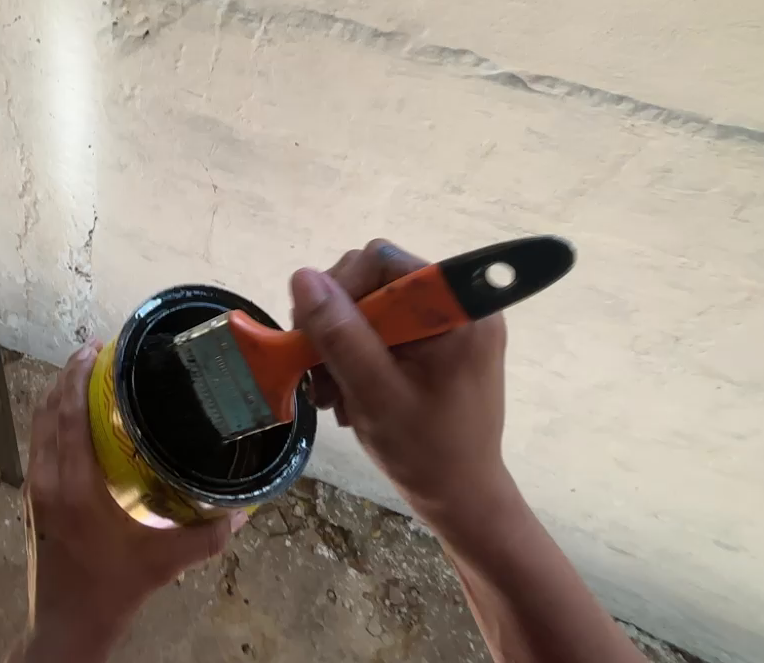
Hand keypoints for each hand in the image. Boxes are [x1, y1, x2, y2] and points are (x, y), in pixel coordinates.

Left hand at [16, 345, 243, 662]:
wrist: (64, 628)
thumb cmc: (111, 590)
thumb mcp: (162, 564)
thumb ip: (206, 537)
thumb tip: (244, 508)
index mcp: (73, 486)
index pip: (68, 415)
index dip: (78, 376)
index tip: (96, 349)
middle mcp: (46, 477)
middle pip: (48, 409)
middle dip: (67, 375)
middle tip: (95, 351)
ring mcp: (33, 485)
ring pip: (37, 423)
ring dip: (56, 393)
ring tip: (83, 372)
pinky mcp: (30, 494)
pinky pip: (36, 440)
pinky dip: (50, 416)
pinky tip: (72, 413)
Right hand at [292, 240, 515, 528]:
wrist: (460, 500)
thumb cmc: (427, 452)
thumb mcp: (375, 393)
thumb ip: (341, 334)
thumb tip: (303, 277)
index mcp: (458, 311)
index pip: (383, 262)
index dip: (342, 287)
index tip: (318, 331)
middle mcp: (452, 306)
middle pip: (369, 279)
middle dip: (334, 321)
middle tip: (316, 366)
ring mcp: (438, 323)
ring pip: (362, 302)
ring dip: (335, 342)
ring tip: (328, 390)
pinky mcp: (426, 341)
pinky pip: (372, 324)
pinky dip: (348, 353)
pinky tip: (342, 389)